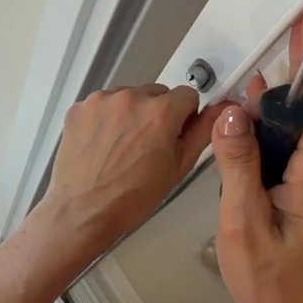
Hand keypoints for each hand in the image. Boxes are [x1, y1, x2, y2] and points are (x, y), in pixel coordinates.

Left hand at [34, 84, 220, 253]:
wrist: (83, 210)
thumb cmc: (133, 196)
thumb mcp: (178, 166)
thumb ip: (203, 131)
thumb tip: (223, 109)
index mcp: (161, 111)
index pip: (187, 94)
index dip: (184, 115)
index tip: (174, 134)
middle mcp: (130, 98)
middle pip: (156, 93)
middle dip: (156, 113)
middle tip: (147, 145)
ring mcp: (100, 101)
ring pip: (127, 97)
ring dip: (130, 114)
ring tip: (122, 147)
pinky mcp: (79, 108)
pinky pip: (101, 105)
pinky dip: (104, 119)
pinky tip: (102, 144)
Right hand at [209, 0, 302, 302]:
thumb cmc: (269, 280)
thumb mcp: (242, 222)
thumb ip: (237, 166)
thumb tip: (232, 112)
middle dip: (299, 69)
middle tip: (287, 29)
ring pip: (302, 131)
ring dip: (280, 102)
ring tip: (256, 70)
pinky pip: (294, 151)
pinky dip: (273, 130)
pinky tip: (249, 122)